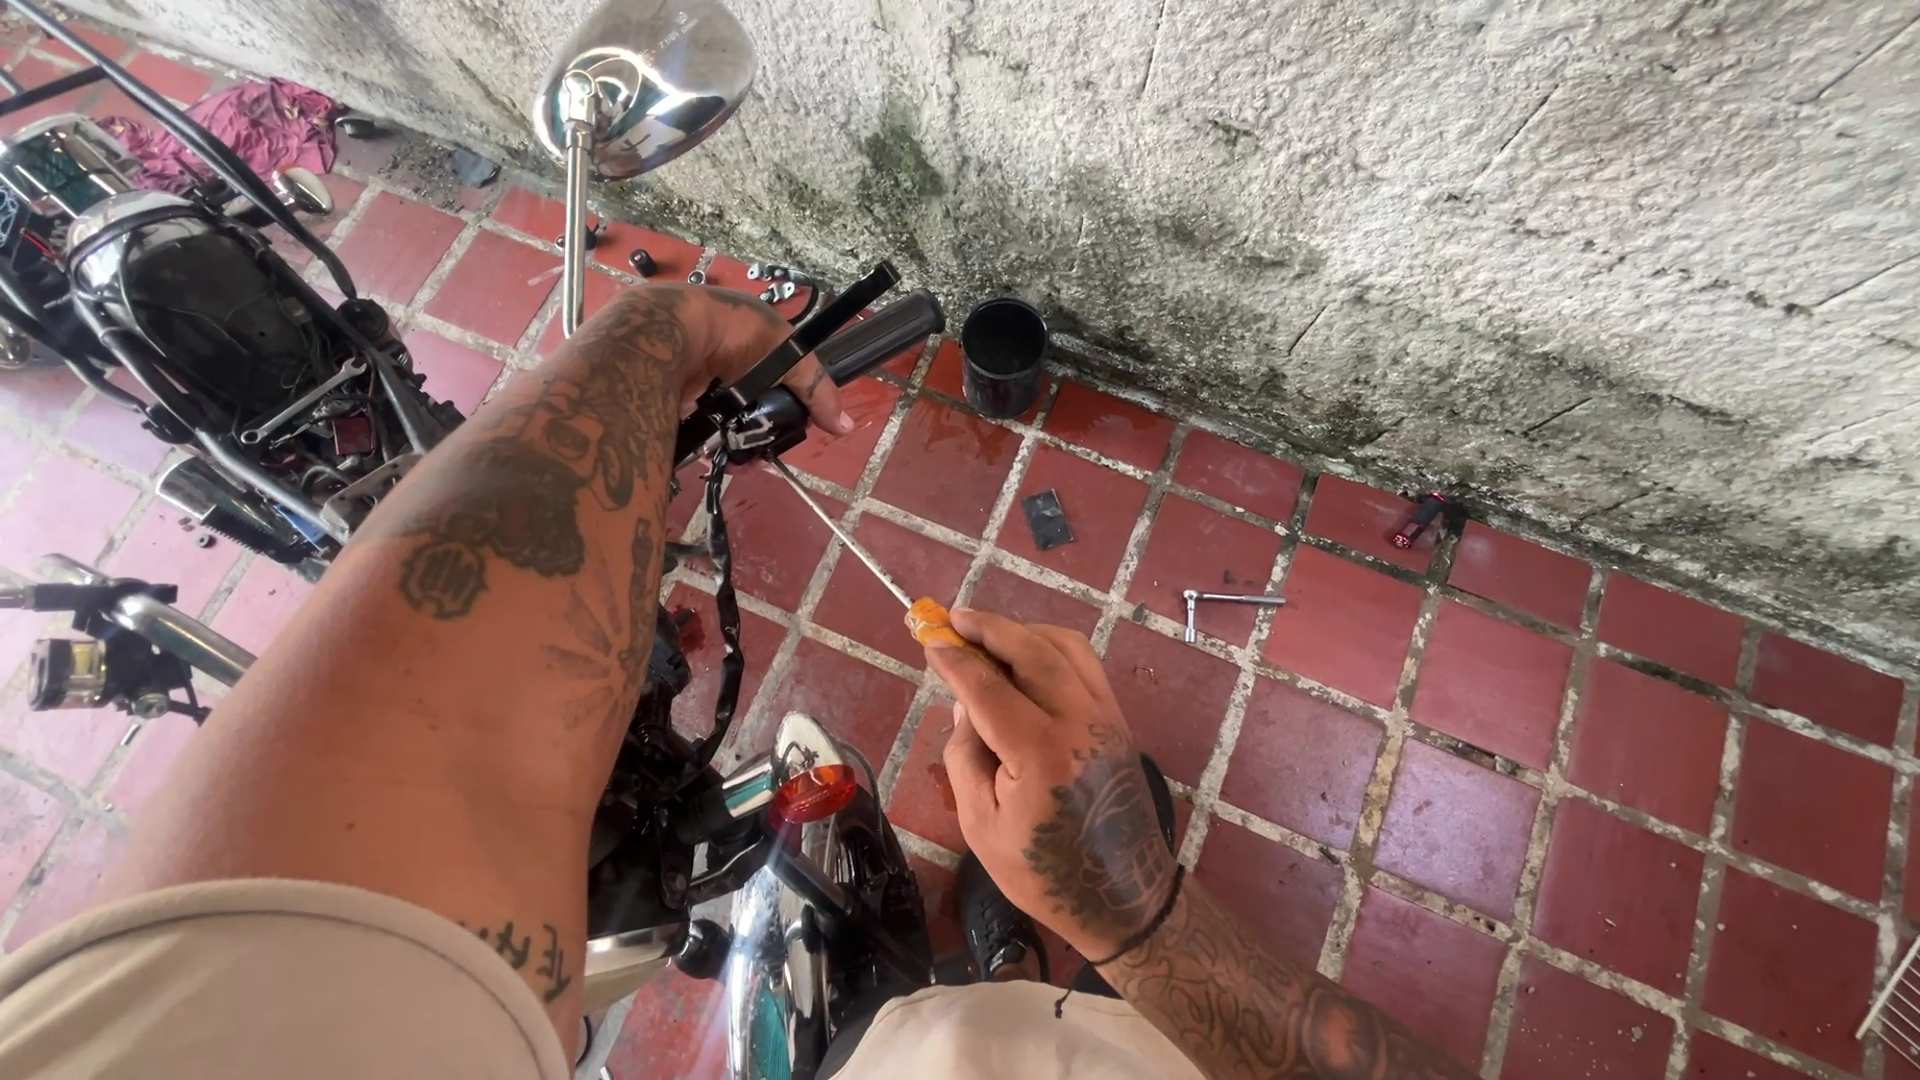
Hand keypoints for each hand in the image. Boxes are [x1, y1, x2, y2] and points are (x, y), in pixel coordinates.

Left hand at [594, 283, 852, 433]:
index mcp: (752, 337)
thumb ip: (817, 388)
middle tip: (773, 442)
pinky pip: (709, 433)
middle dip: (768, 426)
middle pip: (758, 403)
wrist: (666, 337)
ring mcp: (705, 384)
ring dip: (746, 441)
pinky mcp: (685, 406)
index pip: (783, 374)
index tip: (798, 420)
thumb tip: (844, 426)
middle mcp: (728, 359)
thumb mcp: (787, 352)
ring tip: (750, 456)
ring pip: (734, 423)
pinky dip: (720, 446)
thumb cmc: (731, 332)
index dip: (793, 397)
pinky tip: (728, 456)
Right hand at [925, 609, 1177, 960]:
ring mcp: (1105, 716)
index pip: (988, 687)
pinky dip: (1052, 645)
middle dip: (989, 627)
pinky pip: (1085, 663)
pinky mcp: (1117, 719)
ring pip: (1065, 646)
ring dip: (1023, 630)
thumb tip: (966, 703)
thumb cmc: (1041, 871)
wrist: (1121, 895)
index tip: (930, 640)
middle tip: (954, 617)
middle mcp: (1078, 722)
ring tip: (988, 632)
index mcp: (1040, 754)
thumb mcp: (980, 825)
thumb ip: (966, 756)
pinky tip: (1027, 654)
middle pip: (1032, 651)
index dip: (955, 660)